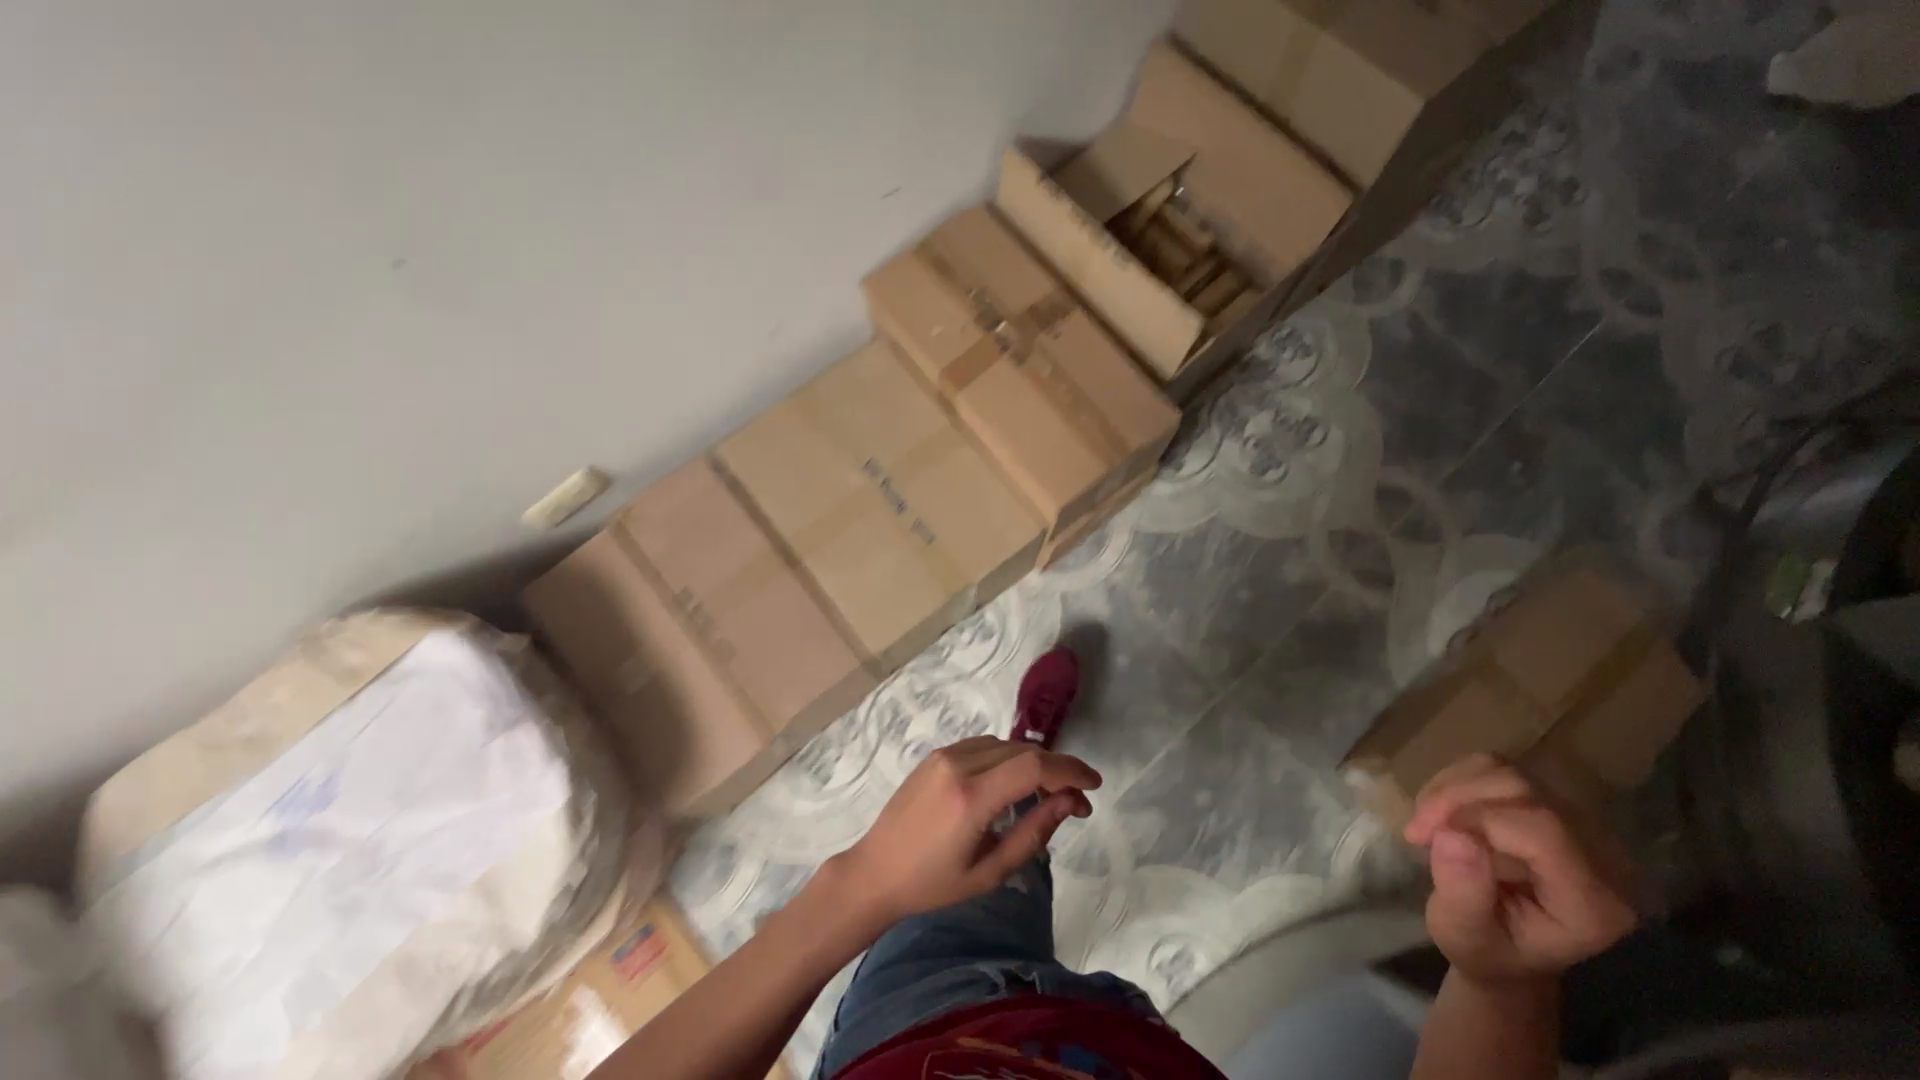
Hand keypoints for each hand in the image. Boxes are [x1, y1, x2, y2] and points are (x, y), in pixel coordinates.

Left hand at [829, 736, 1099, 924]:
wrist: (875, 873)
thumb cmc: (932, 884)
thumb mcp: (990, 871)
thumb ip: (1033, 833)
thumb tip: (1068, 802)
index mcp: (971, 797)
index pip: (1033, 766)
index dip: (1070, 770)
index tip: (1093, 786)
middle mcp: (957, 765)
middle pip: (1023, 751)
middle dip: (1056, 771)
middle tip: (1075, 803)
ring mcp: (943, 756)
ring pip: (1005, 745)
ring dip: (1033, 763)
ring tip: (1048, 794)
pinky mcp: (935, 756)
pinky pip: (983, 747)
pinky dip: (1008, 758)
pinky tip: (1014, 784)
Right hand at [1403, 755, 1638, 984]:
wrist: (1507, 948)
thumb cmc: (1487, 950)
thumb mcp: (1464, 939)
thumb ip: (1463, 896)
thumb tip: (1453, 835)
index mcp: (1593, 901)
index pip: (1544, 831)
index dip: (1477, 819)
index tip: (1423, 838)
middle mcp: (1602, 854)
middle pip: (1524, 792)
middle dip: (1456, 801)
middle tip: (1416, 832)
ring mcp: (1580, 822)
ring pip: (1508, 772)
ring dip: (1452, 789)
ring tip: (1426, 822)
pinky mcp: (1551, 800)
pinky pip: (1498, 767)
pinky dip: (1458, 780)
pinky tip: (1441, 811)